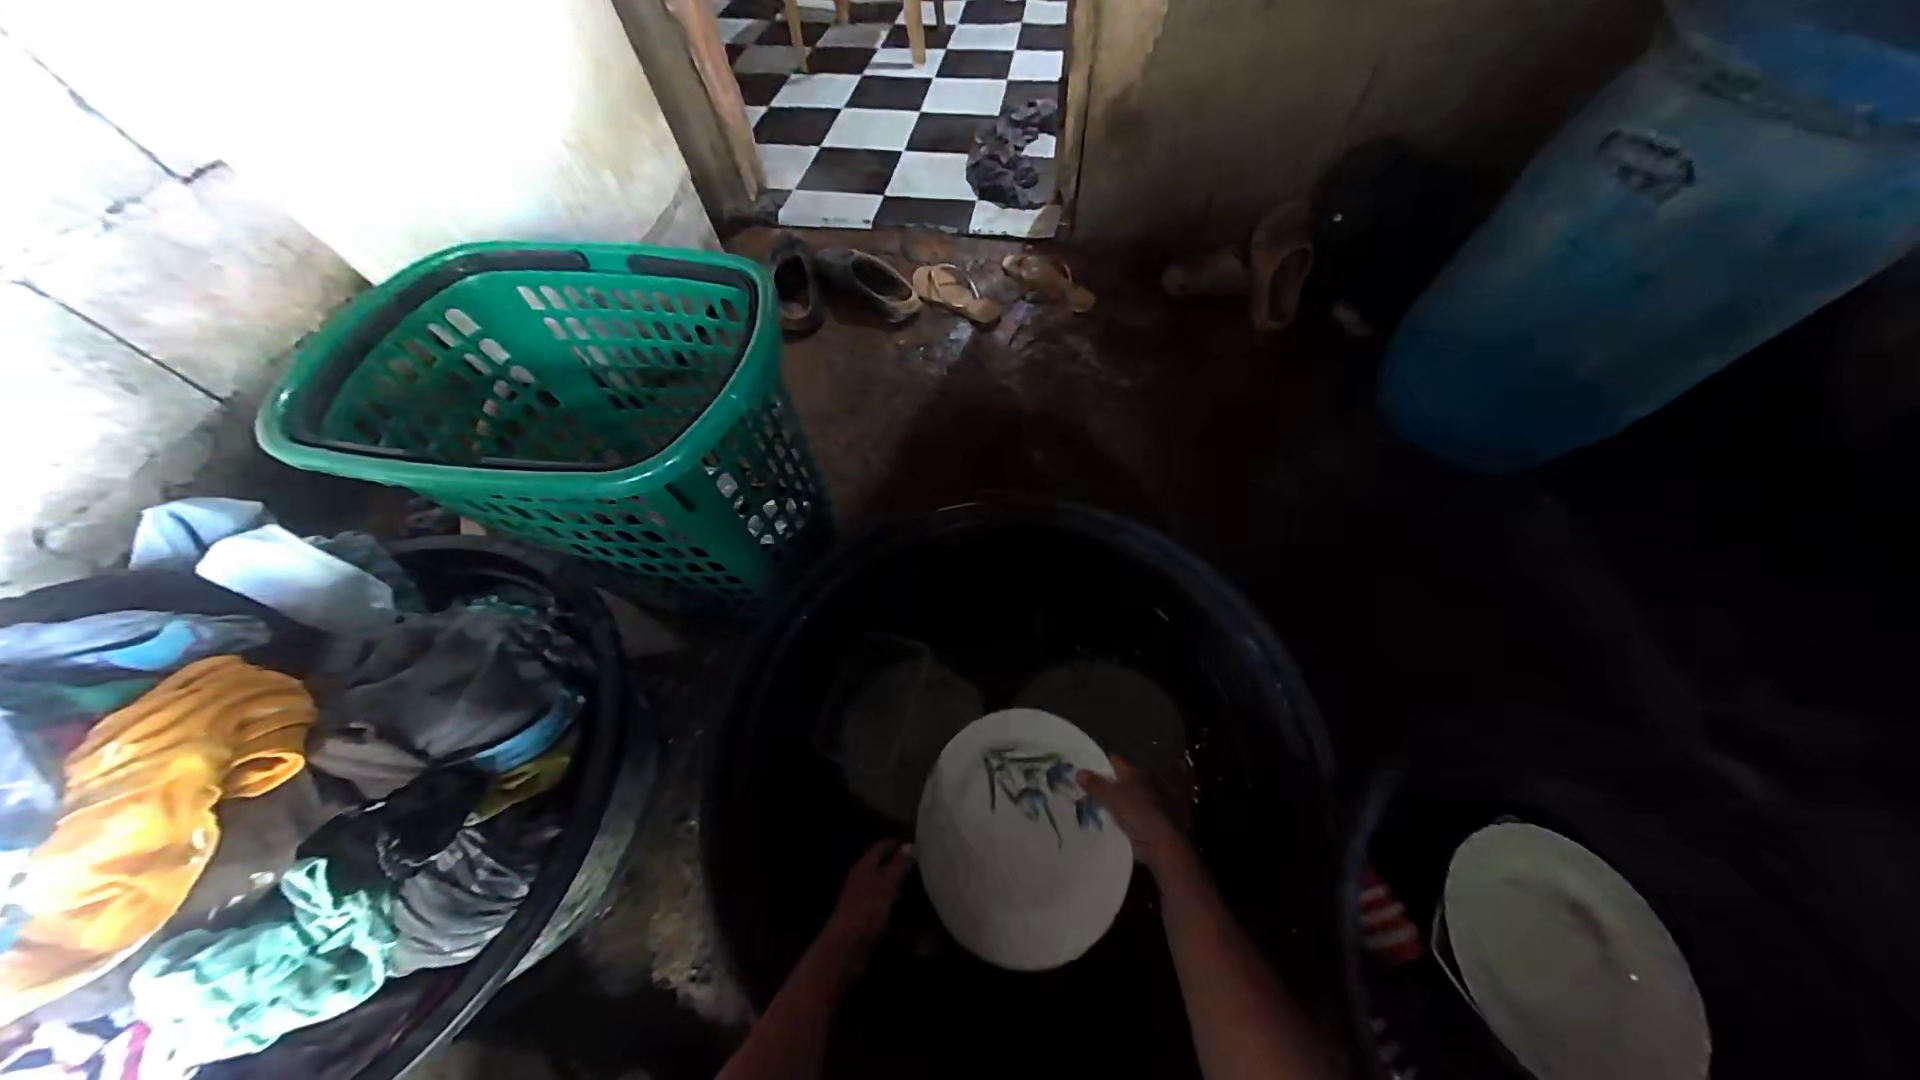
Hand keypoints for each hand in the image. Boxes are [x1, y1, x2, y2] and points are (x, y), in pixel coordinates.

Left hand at [821, 839, 914, 957]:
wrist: (846, 944)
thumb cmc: (867, 908)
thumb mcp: (887, 884)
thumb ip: (898, 865)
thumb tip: (909, 844)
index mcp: (863, 867)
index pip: (878, 848)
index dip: (891, 844)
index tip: (907, 841)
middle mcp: (859, 878)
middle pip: (877, 865)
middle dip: (893, 861)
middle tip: (912, 859)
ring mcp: (859, 897)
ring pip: (877, 882)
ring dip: (891, 880)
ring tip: (909, 879)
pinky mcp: (861, 914)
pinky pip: (877, 899)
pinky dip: (888, 896)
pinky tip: (898, 903)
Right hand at [1078, 756, 1186, 871]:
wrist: (1162, 842)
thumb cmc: (1140, 812)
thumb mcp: (1114, 797)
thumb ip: (1096, 785)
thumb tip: (1078, 772)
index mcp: (1136, 773)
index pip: (1116, 762)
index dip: (1101, 763)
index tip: (1084, 767)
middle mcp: (1143, 784)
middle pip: (1119, 780)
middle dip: (1104, 783)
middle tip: (1082, 786)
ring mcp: (1145, 803)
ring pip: (1122, 797)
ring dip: (1110, 800)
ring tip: (1088, 803)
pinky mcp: (1146, 820)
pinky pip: (1125, 813)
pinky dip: (1116, 814)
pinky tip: (1103, 818)